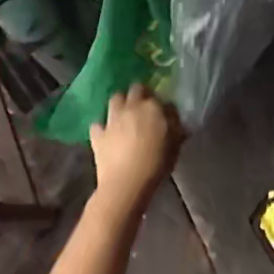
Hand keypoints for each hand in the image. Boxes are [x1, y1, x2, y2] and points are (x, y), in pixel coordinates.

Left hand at [88, 84, 179, 207]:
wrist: (125, 184)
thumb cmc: (156, 162)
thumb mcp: (176, 143)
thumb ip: (175, 125)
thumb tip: (174, 116)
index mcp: (152, 107)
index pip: (156, 93)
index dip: (158, 99)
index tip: (162, 107)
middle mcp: (131, 107)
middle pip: (134, 89)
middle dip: (139, 93)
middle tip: (144, 104)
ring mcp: (112, 120)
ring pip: (114, 99)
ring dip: (120, 102)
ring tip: (125, 112)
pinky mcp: (97, 135)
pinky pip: (97, 123)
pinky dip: (102, 124)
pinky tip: (107, 131)